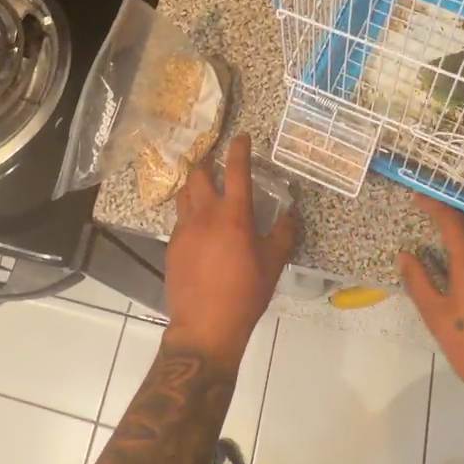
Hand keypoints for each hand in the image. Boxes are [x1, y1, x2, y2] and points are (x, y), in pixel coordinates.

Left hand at [163, 134, 299, 368]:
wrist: (205, 327)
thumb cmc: (245, 294)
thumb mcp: (272, 265)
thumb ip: (282, 236)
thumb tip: (290, 216)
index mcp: (234, 215)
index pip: (237, 170)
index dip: (239, 149)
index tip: (241, 137)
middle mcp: (206, 214)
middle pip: (199, 175)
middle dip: (208, 164)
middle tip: (217, 164)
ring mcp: (184, 229)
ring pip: (184, 194)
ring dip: (194, 186)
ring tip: (205, 190)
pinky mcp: (172, 246)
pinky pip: (179, 219)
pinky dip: (188, 214)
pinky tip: (198, 227)